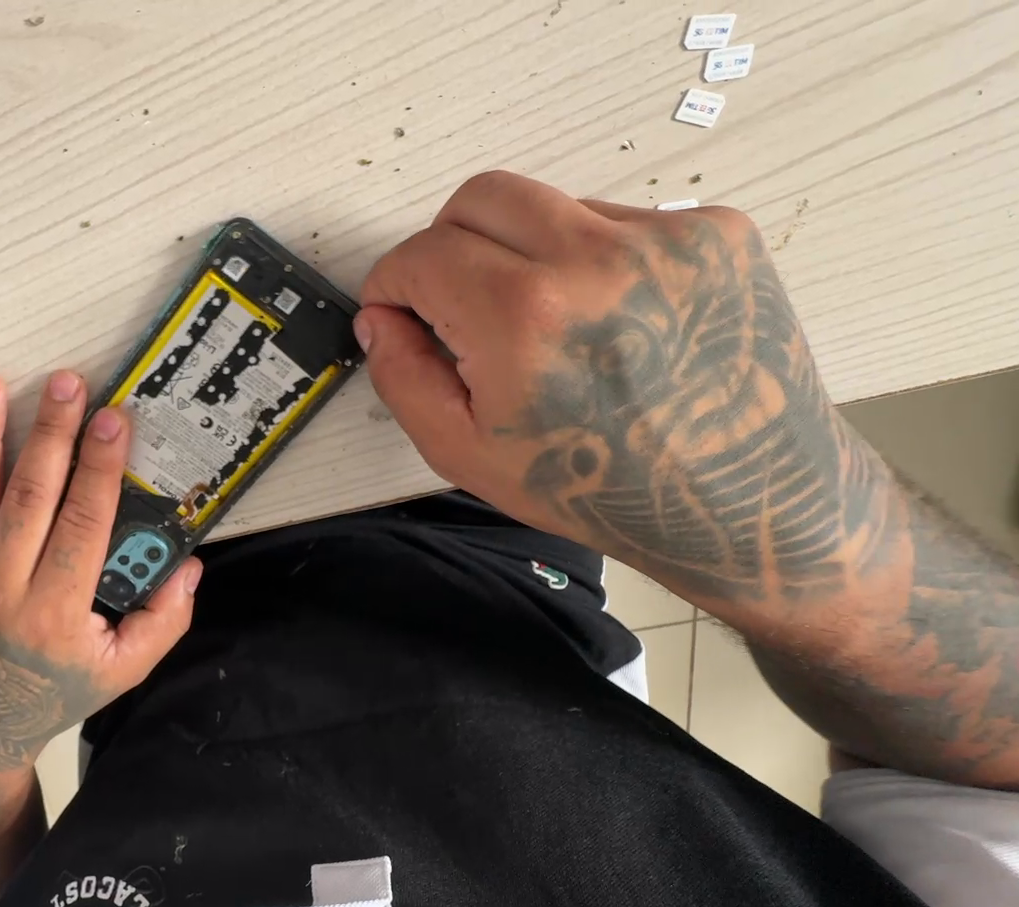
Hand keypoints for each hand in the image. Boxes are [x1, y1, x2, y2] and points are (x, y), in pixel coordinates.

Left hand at [0, 371, 200, 770]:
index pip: (82, 526)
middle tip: (64, 382)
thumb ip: (163, 621)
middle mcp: (2, 590)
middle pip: (28, 499)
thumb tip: (189, 565)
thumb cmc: (58, 692)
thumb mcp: (123, 670)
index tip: (112, 420)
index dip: (99, 470)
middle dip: (49, 435)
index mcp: (56, 612)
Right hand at [356, 171, 886, 607]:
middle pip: (478, 197)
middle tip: (449, 302)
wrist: (738, 496)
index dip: (391, 283)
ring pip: (545, 204)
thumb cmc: (591, 484)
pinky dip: (580, 258)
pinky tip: (596, 320)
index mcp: (521, 317)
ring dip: (513, 250)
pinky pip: (611, 219)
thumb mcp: (460, 450)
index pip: (421, 254)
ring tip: (536, 323)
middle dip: (441, 244)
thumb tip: (380, 318)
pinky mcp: (715, 231)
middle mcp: (593, 256)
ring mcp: (664, 235)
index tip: (394, 310)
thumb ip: (401, 375)